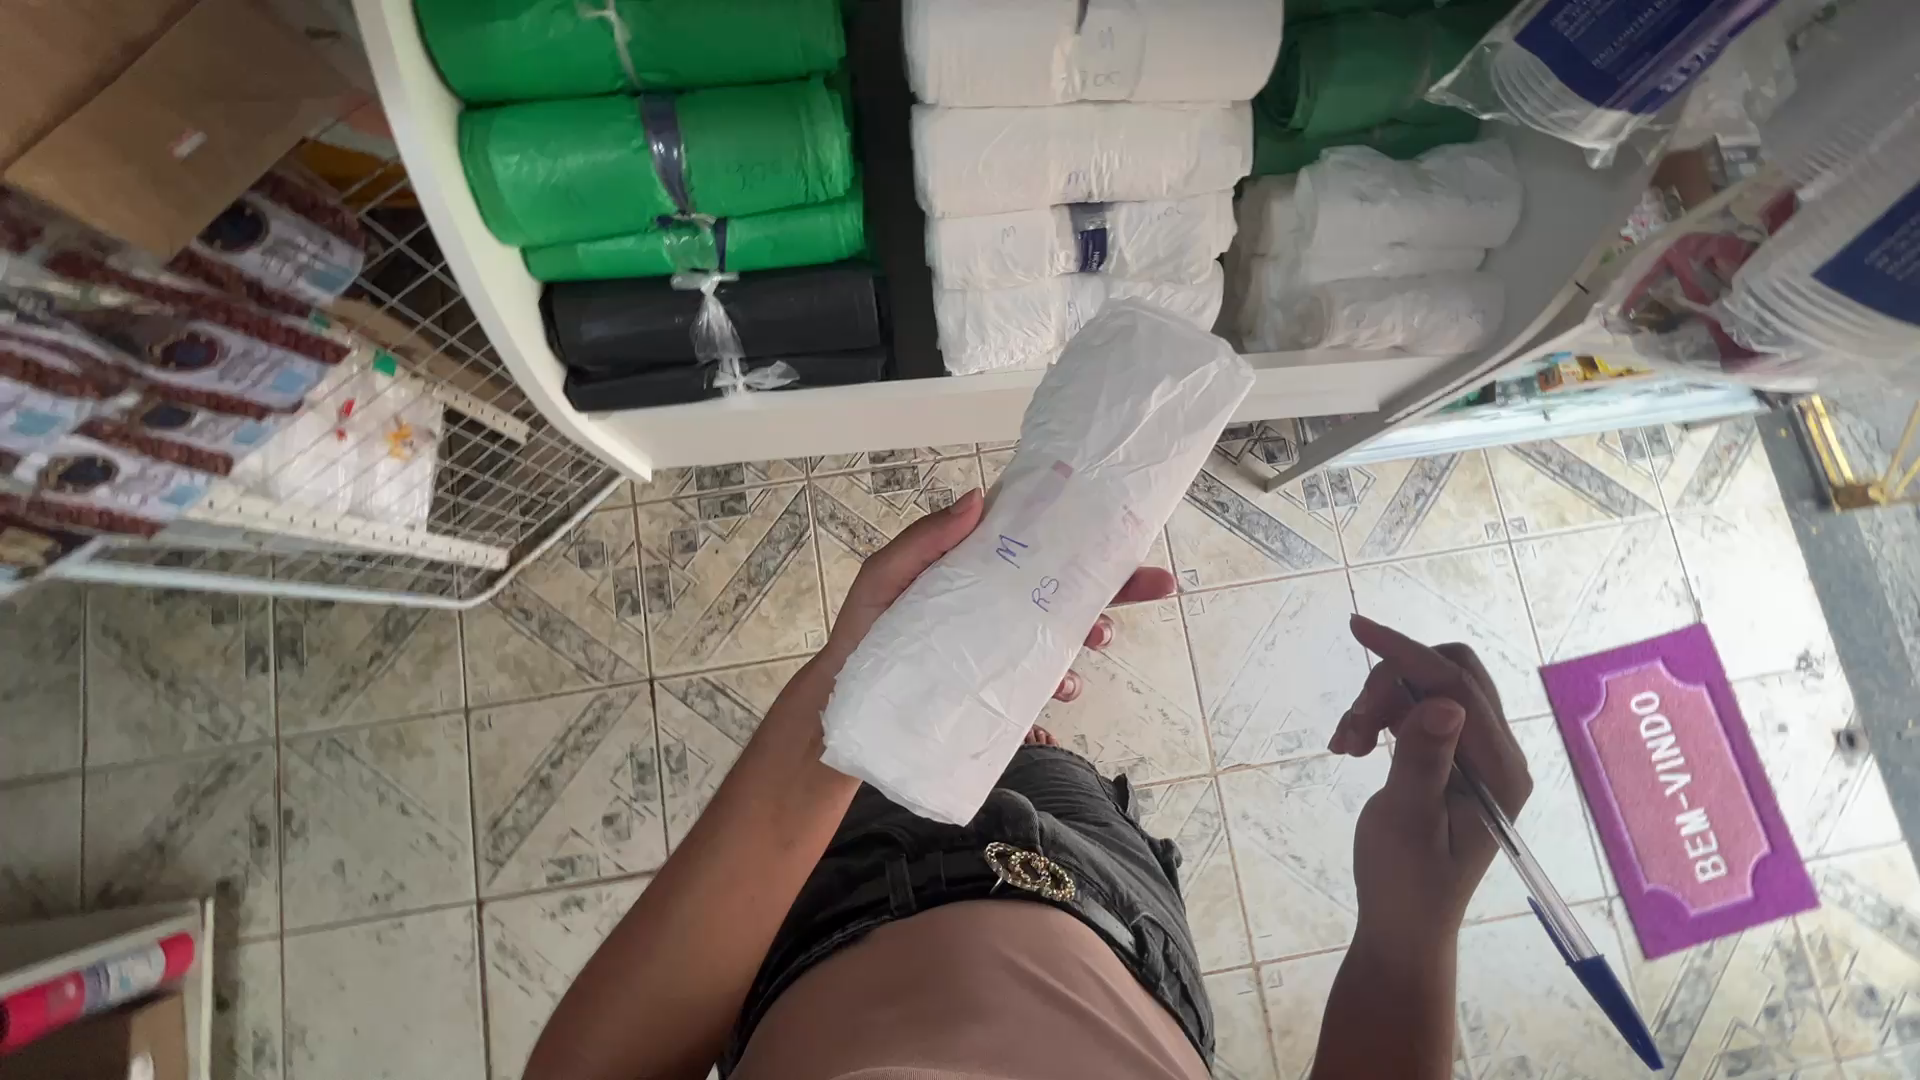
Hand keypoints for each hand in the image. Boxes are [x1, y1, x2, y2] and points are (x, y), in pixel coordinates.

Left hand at [823, 487, 1176, 699]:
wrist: (850, 701)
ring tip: (1092, 644)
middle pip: (1067, 590)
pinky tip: (1059, 694)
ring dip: (1089, 638)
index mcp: (978, 569)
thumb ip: (927, 540)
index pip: (1036, 545)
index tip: (1120, 528)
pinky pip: (1042, 688)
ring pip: (1064, 639)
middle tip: (1153, 583)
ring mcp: (1003, 649)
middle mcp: (999, 606)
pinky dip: (1060, 691)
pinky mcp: (1000, 689)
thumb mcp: (887, 577)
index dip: (1079, 536)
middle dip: (1115, 587)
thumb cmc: (866, 631)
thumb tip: (977, 497)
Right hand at [1332, 615, 1532, 950]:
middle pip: (1448, 674)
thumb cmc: (1406, 880)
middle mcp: (1496, 752)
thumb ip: (1425, 760)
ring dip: (1376, 704)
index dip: (1406, 652)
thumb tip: (1444, 704)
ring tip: (1348, 744)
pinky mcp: (1446, 756)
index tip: (1357, 628)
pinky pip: (1411, 710)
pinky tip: (1352, 746)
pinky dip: (1376, 717)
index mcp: (1501, 769)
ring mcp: (1473, 754)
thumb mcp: (1408, 820)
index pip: (1456, 686)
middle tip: (1355, 725)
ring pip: (1423, 689)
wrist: (1402, 919)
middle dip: (1391, 684)